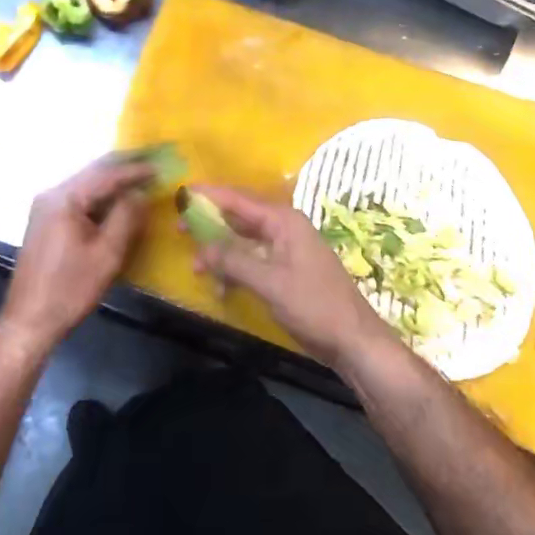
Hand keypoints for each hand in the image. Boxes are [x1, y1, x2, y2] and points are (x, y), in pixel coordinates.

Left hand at [0, 159, 151, 353]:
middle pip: (92, 172)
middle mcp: (51, 194)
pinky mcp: (45, 221)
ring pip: (84, 184)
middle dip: (122, 168)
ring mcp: (45, 207)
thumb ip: (125, 217)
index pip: (105, 174)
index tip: (159, 166)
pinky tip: (114, 201)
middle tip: (150, 164)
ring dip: (110, 181)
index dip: (134, 170)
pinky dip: (98, 196)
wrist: (28, 321)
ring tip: (138, 179)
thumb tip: (140, 193)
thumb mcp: (106, 254)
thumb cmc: (70, 289)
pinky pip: (76, 198)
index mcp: (64, 198)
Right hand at [190, 185, 395, 367]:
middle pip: (240, 216)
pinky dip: (236, 268)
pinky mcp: (287, 269)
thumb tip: (200, 248)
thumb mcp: (269, 283)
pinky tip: (222, 286)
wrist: (354, 341)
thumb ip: (233, 261)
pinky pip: (254, 258)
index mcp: (283, 221)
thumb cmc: (314, 306)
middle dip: (211, 223)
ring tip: (196, 265)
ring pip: (245, 240)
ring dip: (221, 251)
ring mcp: (287, 248)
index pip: (238, 199)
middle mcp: (284, 227)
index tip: (181, 193)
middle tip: (180, 229)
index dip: (209, 196)